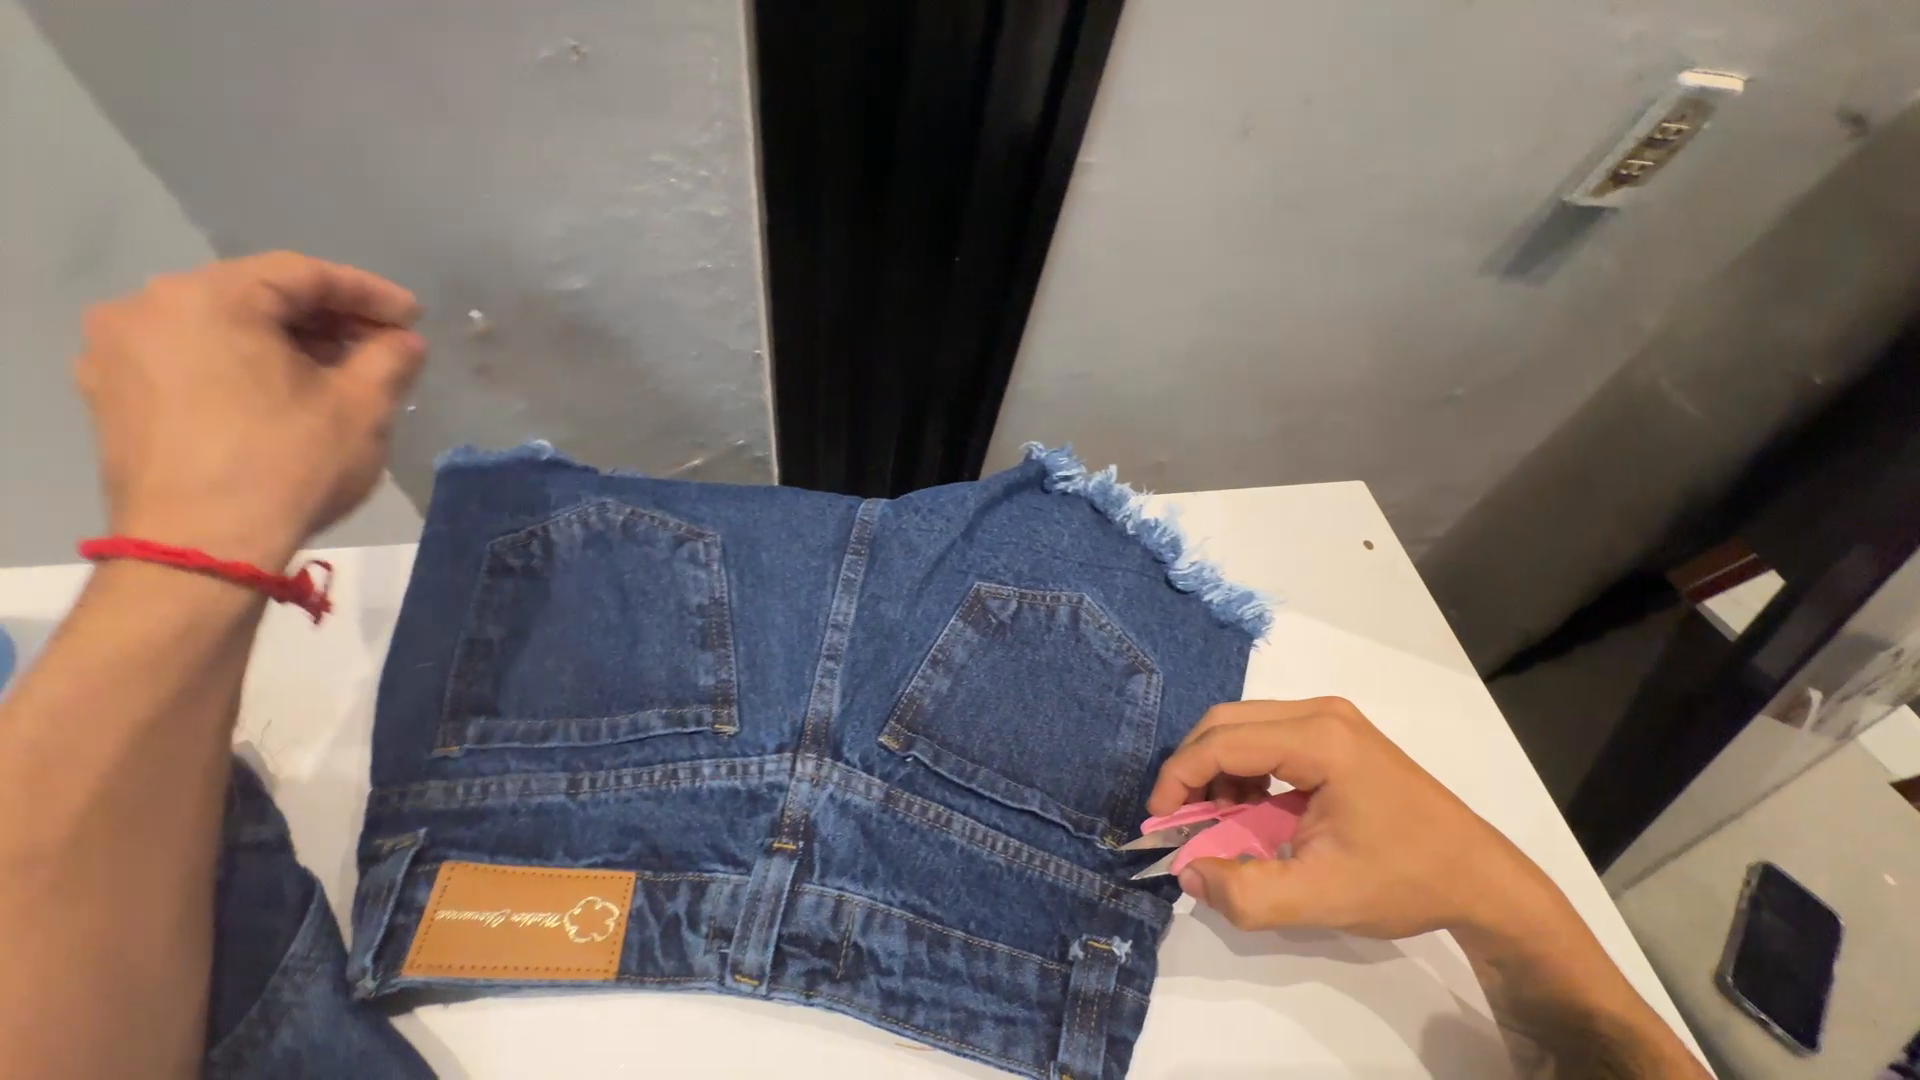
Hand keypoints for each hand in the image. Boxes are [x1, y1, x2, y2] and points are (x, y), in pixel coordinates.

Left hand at [75, 252, 424, 566]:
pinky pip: (192, 358)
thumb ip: (390, 358)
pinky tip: (286, 395)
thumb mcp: (362, 407)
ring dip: (288, 342)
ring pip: (223, 327)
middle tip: (383, 345)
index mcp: (208, 298)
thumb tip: (404, 340)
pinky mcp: (114, 394)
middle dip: (328, 318)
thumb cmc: (288, 464)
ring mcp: (119, 352)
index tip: (414, 316)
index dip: (368, 291)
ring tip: (341, 373)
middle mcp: (148, 309)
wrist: (201, 547)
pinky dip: (246, 365)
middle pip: (256, 296)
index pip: (302, 274)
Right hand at [1147, 697, 1562, 939]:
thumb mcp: (1322, 899)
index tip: (1160, 822)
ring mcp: (1330, 718)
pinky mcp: (1334, 733)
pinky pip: (1266, 736)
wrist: (1482, 880)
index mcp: (1318, 740)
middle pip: (1225, 723)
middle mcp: (1320, 712)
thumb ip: (1246, 893)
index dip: (1179, 779)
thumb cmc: (1406, 881)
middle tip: (1178, 818)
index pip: (1222, 743)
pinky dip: (1242, 769)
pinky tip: (1250, 810)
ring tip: (1215, 820)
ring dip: (1216, 769)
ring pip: (1242, 726)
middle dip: (1191, 769)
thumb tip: (1186, 872)